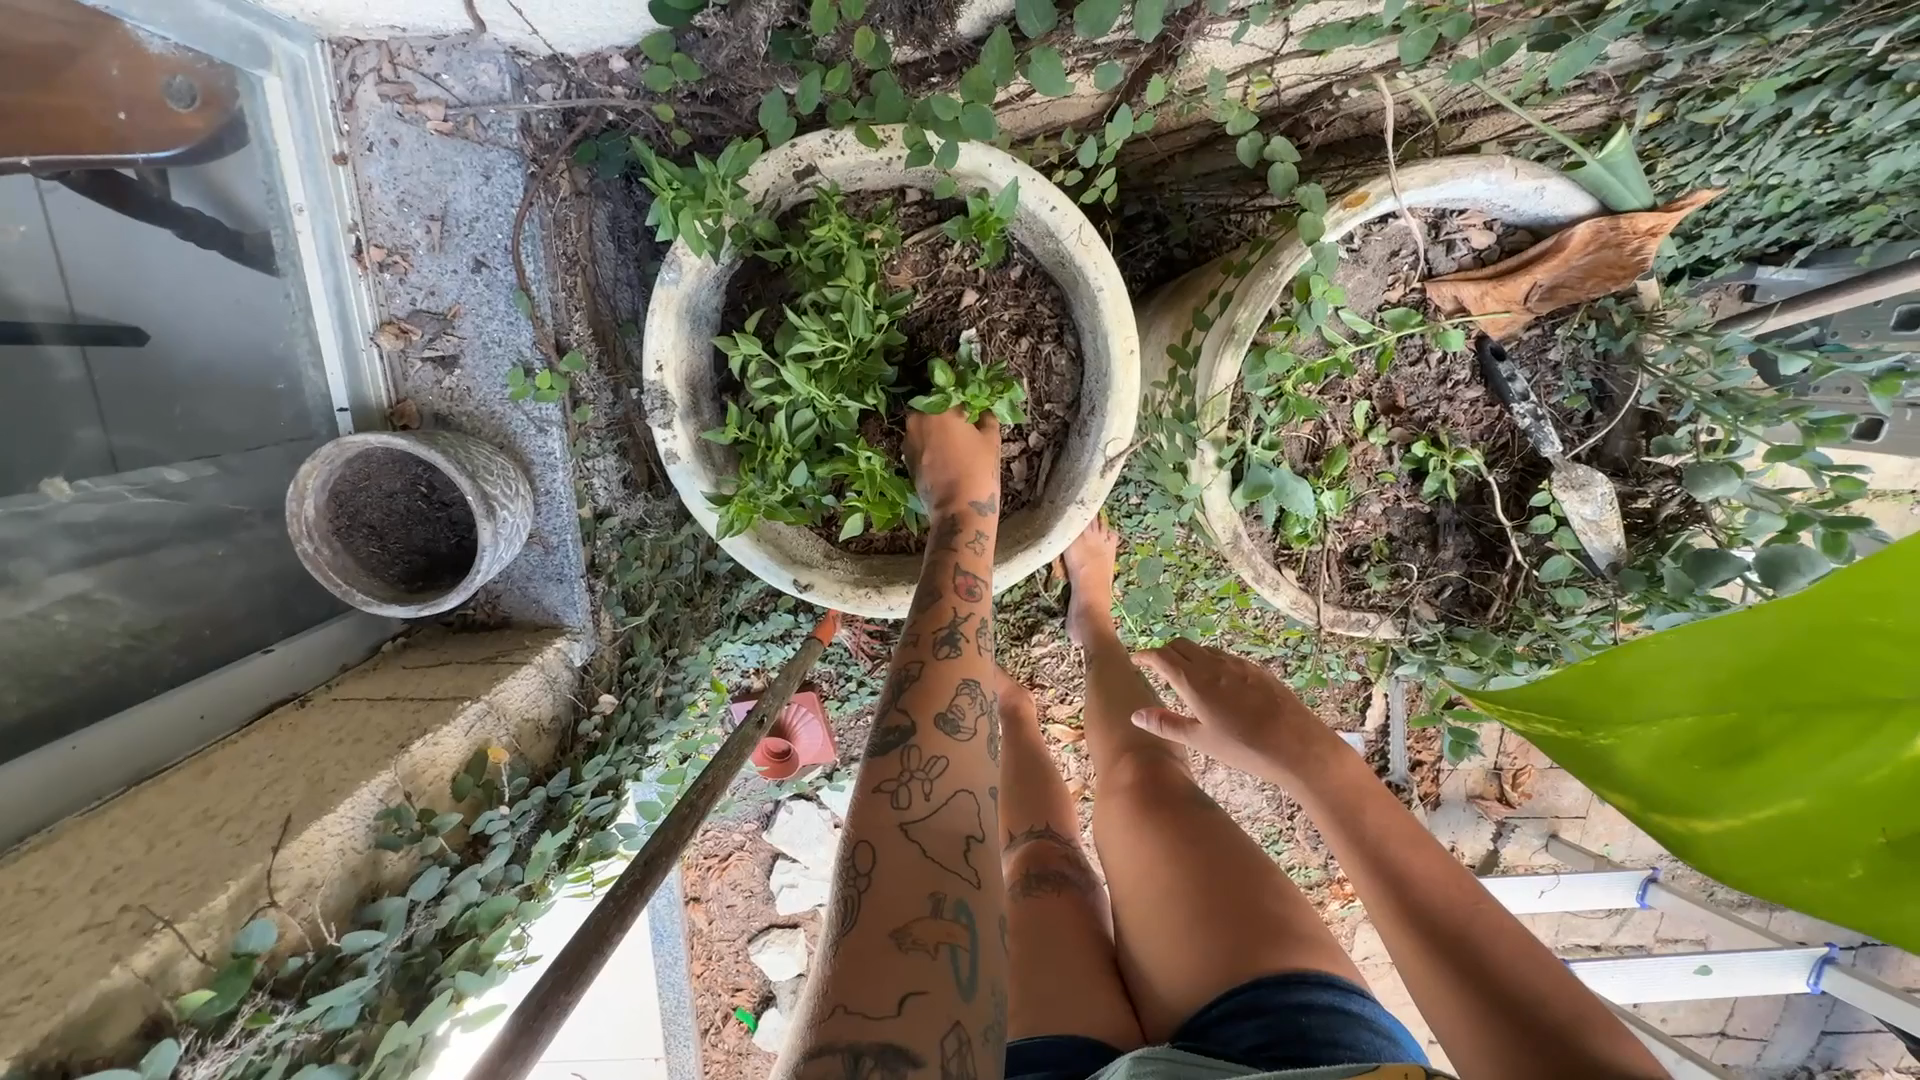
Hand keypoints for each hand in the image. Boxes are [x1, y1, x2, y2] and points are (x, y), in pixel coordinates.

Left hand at [904, 407, 999, 517]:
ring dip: (936, 428)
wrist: (957, 509)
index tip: (973, 406)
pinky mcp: (905, 458)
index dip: (963, 398)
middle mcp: (917, 419)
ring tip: (955, 440)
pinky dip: (929, 444)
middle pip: (932, 407)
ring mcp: (908, 440)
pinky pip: (918, 442)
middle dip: (946, 412)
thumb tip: (982, 410)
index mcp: (939, 408)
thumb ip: (986, 417)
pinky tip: (945, 455)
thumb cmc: (978, 470)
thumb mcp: (991, 439)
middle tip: (964, 423)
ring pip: (923, 425)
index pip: (951, 392)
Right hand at [1130, 639, 1346, 783]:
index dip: (1145, 655)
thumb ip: (1166, 724)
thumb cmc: (1244, 748)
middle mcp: (1214, 664)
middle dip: (1165, 652)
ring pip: (1205, 649)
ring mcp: (1238, 664)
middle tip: (1158, 667)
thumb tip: (1136, 714)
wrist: (1298, 745)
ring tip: (1187, 676)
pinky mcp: (1257, 670)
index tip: (1136, 660)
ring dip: (1189, 655)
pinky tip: (1219, 684)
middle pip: (1181, 645)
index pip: (1161, 656)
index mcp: (1194, 681)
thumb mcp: (1200, 740)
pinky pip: (1226, 657)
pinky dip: (1212, 662)